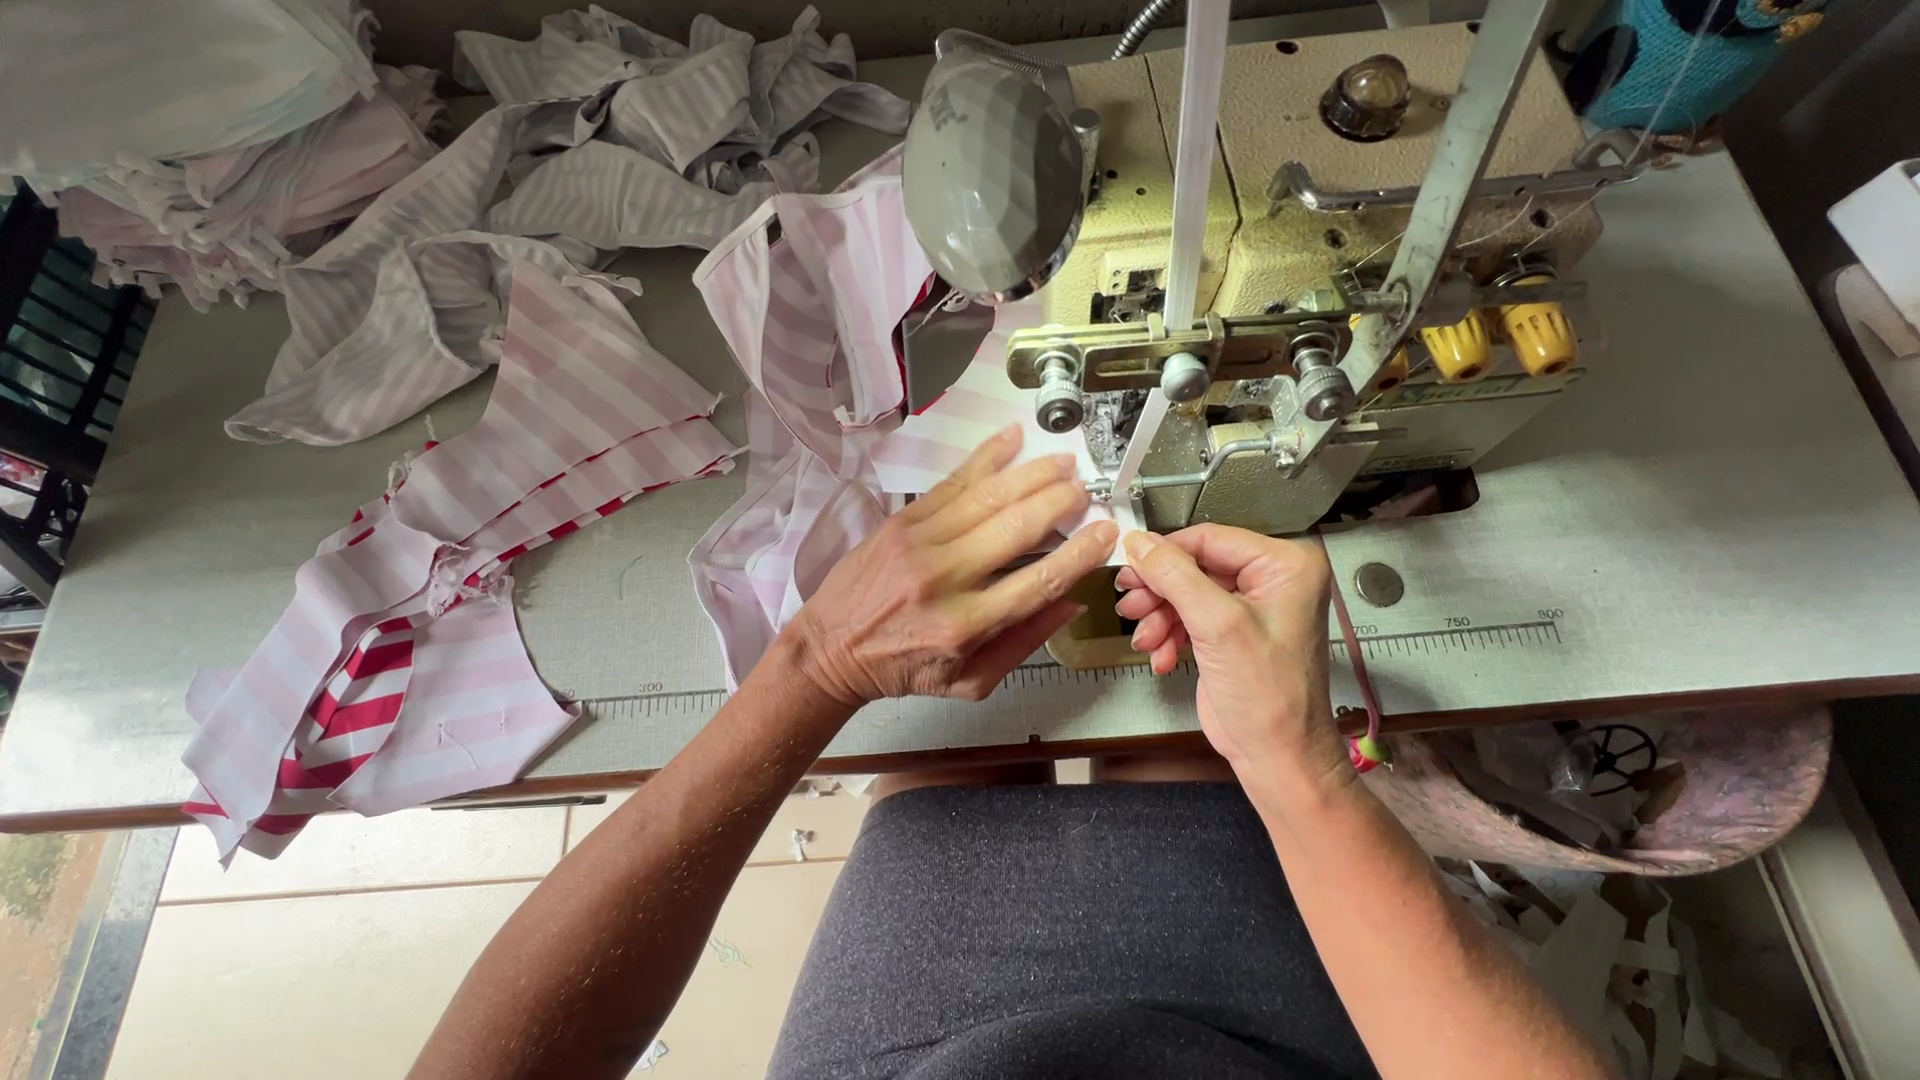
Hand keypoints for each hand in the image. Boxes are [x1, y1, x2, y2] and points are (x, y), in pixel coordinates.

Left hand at [786, 426, 1117, 706]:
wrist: (831, 647)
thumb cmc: (903, 669)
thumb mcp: (970, 683)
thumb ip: (1023, 643)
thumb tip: (1071, 602)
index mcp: (967, 625)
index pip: (1039, 581)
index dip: (1080, 553)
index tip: (1106, 532)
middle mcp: (946, 578)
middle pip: (1018, 527)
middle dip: (1061, 502)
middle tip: (1085, 491)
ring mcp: (921, 543)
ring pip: (990, 496)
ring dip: (1033, 473)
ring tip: (1063, 462)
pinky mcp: (903, 521)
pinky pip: (953, 482)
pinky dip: (986, 458)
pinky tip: (1012, 439)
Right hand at [1115, 526, 1348, 791]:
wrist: (1275, 755)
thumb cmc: (1271, 698)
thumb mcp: (1217, 625)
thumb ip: (1175, 577)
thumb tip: (1140, 543)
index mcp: (1286, 565)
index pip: (1210, 538)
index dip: (1165, 553)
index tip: (1130, 563)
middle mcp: (1272, 580)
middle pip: (1194, 566)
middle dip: (1159, 590)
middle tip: (1131, 602)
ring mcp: (1250, 607)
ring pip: (1185, 592)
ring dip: (1159, 615)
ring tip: (1145, 636)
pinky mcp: (1231, 632)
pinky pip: (1188, 617)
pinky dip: (1168, 634)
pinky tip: (1160, 654)